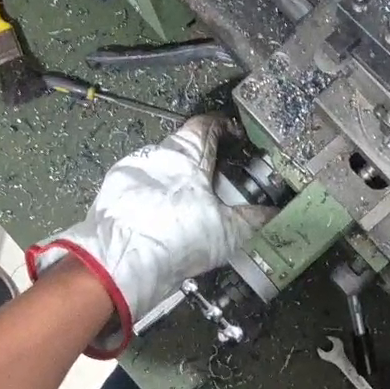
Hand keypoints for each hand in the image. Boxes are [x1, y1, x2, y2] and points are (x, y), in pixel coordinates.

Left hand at [27, 115, 268, 356]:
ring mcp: (131, 172)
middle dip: (200, 161)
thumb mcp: (227, 231)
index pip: (208, 124)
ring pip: (160, 169)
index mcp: (186, 152)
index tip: (234, 137)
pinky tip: (164, 222)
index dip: (224, 128)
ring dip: (175, 182)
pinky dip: (154, 200)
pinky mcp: (113, 194)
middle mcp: (156, 154)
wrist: (120, 264)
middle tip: (217, 181)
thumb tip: (276, 214)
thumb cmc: (177, 237)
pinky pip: (141, 190)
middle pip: (183, 147)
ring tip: (190, 206)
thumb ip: (254, 219)